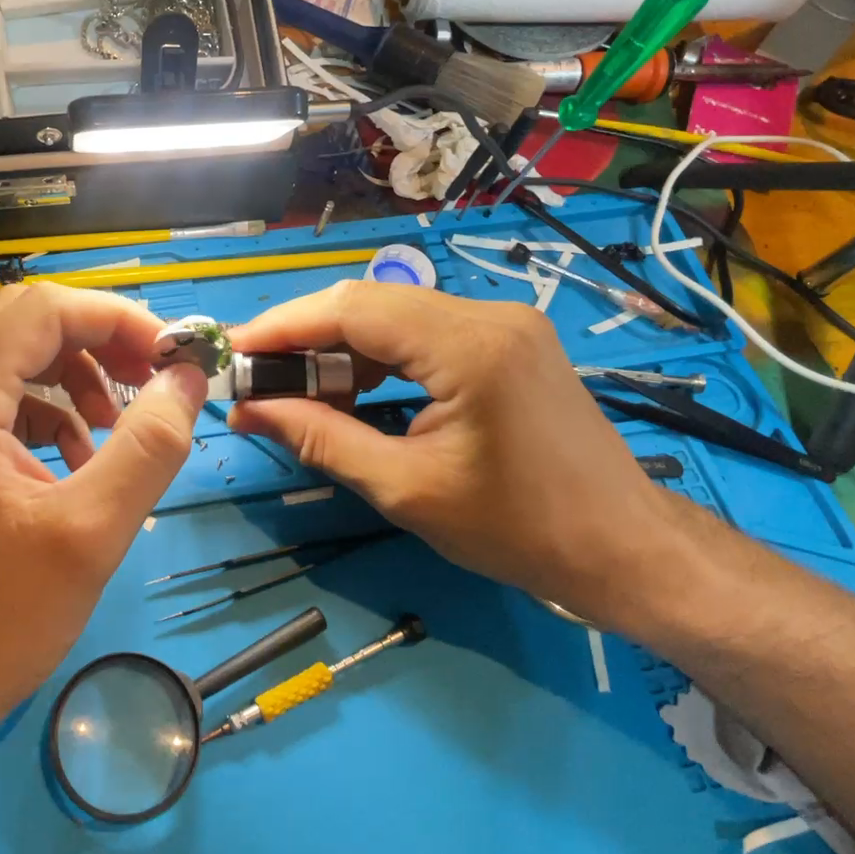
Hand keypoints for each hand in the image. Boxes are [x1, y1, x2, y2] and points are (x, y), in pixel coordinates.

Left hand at [0, 283, 208, 737]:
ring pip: (9, 362)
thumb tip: (187, 378)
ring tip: (114, 428)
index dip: (115, 318)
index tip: (169, 357)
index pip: (43, 309)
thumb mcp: (91, 531)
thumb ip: (148, 445)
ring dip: (71, 377)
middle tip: (148, 377)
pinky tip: (76, 464)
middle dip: (95, 339)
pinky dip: (45, 415)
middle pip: (22, 324)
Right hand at [226, 281, 695, 624]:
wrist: (623, 549)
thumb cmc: (517, 529)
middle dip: (304, 338)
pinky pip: (423, 334)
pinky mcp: (508, 341)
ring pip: (394, 316)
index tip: (231, 350)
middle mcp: (487, 314)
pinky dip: (378, 360)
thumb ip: (321, 439)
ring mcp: (503, 323)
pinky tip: (351, 393)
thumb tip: (248, 411)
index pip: (351, 309)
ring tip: (295, 394)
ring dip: (340, 351)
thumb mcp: (406, 488)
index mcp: (468, 345)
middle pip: (369, 303)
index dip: (282, 326)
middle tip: (255, 378)